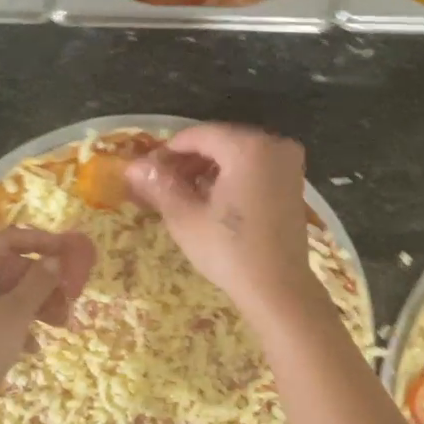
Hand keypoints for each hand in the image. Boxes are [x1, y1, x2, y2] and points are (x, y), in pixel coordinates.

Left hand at [0, 227, 95, 412]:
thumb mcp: (14, 314)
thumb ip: (37, 282)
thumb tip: (55, 260)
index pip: (5, 240)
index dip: (39, 242)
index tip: (67, 249)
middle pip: (3, 267)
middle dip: (38, 283)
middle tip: (67, 297)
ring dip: (30, 305)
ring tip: (58, 323)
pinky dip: (12, 320)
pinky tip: (32, 346)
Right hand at [127, 124, 316, 315]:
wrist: (277, 287)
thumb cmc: (228, 250)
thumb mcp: (184, 217)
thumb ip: (158, 185)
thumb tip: (132, 166)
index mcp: (247, 147)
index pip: (196, 135)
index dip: (166, 152)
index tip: (145, 173)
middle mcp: (273, 144)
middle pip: (218, 142)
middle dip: (186, 161)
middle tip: (159, 186)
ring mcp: (287, 163)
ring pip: (235, 155)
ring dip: (205, 170)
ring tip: (181, 196)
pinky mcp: (292, 182)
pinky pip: (252, 167)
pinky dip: (228, 177)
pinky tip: (209, 201)